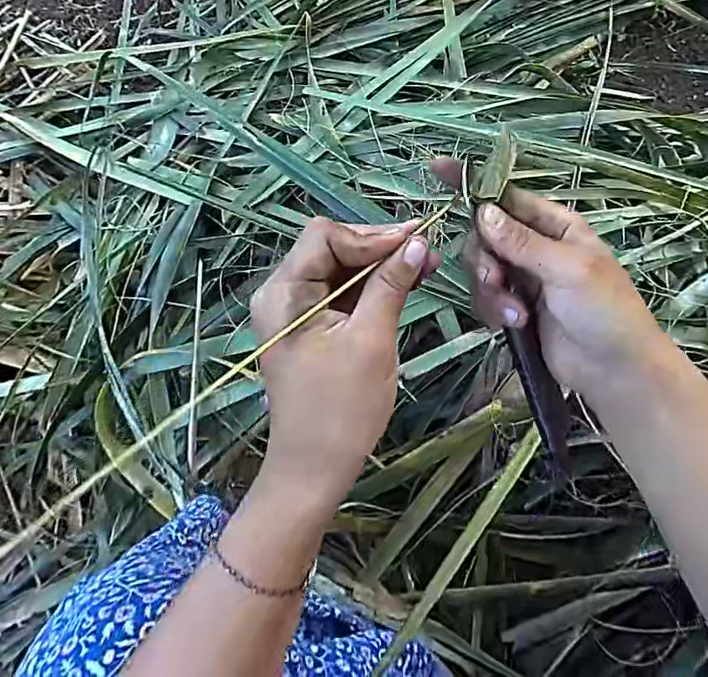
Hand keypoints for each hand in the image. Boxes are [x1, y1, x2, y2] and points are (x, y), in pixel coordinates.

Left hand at [247, 218, 441, 501]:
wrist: (314, 471)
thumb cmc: (341, 410)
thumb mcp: (372, 341)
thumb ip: (391, 286)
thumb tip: (418, 243)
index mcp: (284, 293)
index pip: (325, 237)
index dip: (371, 235)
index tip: (415, 241)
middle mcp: (281, 292)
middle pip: (332, 246)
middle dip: (379, 246)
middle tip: (425, 250)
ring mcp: (294, 308)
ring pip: (340, 266)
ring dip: (381, 264)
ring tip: (425, 262)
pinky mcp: (309, 323)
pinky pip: (341, 290)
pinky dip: (372, 284)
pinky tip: (406, 280)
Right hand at [430, 158, 672, 403]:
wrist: (617, 371)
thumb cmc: (606, 310)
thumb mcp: (568, 269)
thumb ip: (522, 242)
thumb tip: (483, 211)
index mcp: (554, 225)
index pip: (506, 195)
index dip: (473, 183)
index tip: (439, 168)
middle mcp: (535, 245)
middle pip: (484, 234)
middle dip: (484, 258)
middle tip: (497, 279)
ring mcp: (524, 277)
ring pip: (482, 268)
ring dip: (491, 291)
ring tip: (516, 313)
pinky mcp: (515, 306)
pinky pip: (485, 297)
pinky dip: (494, 310)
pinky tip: (515, 324)